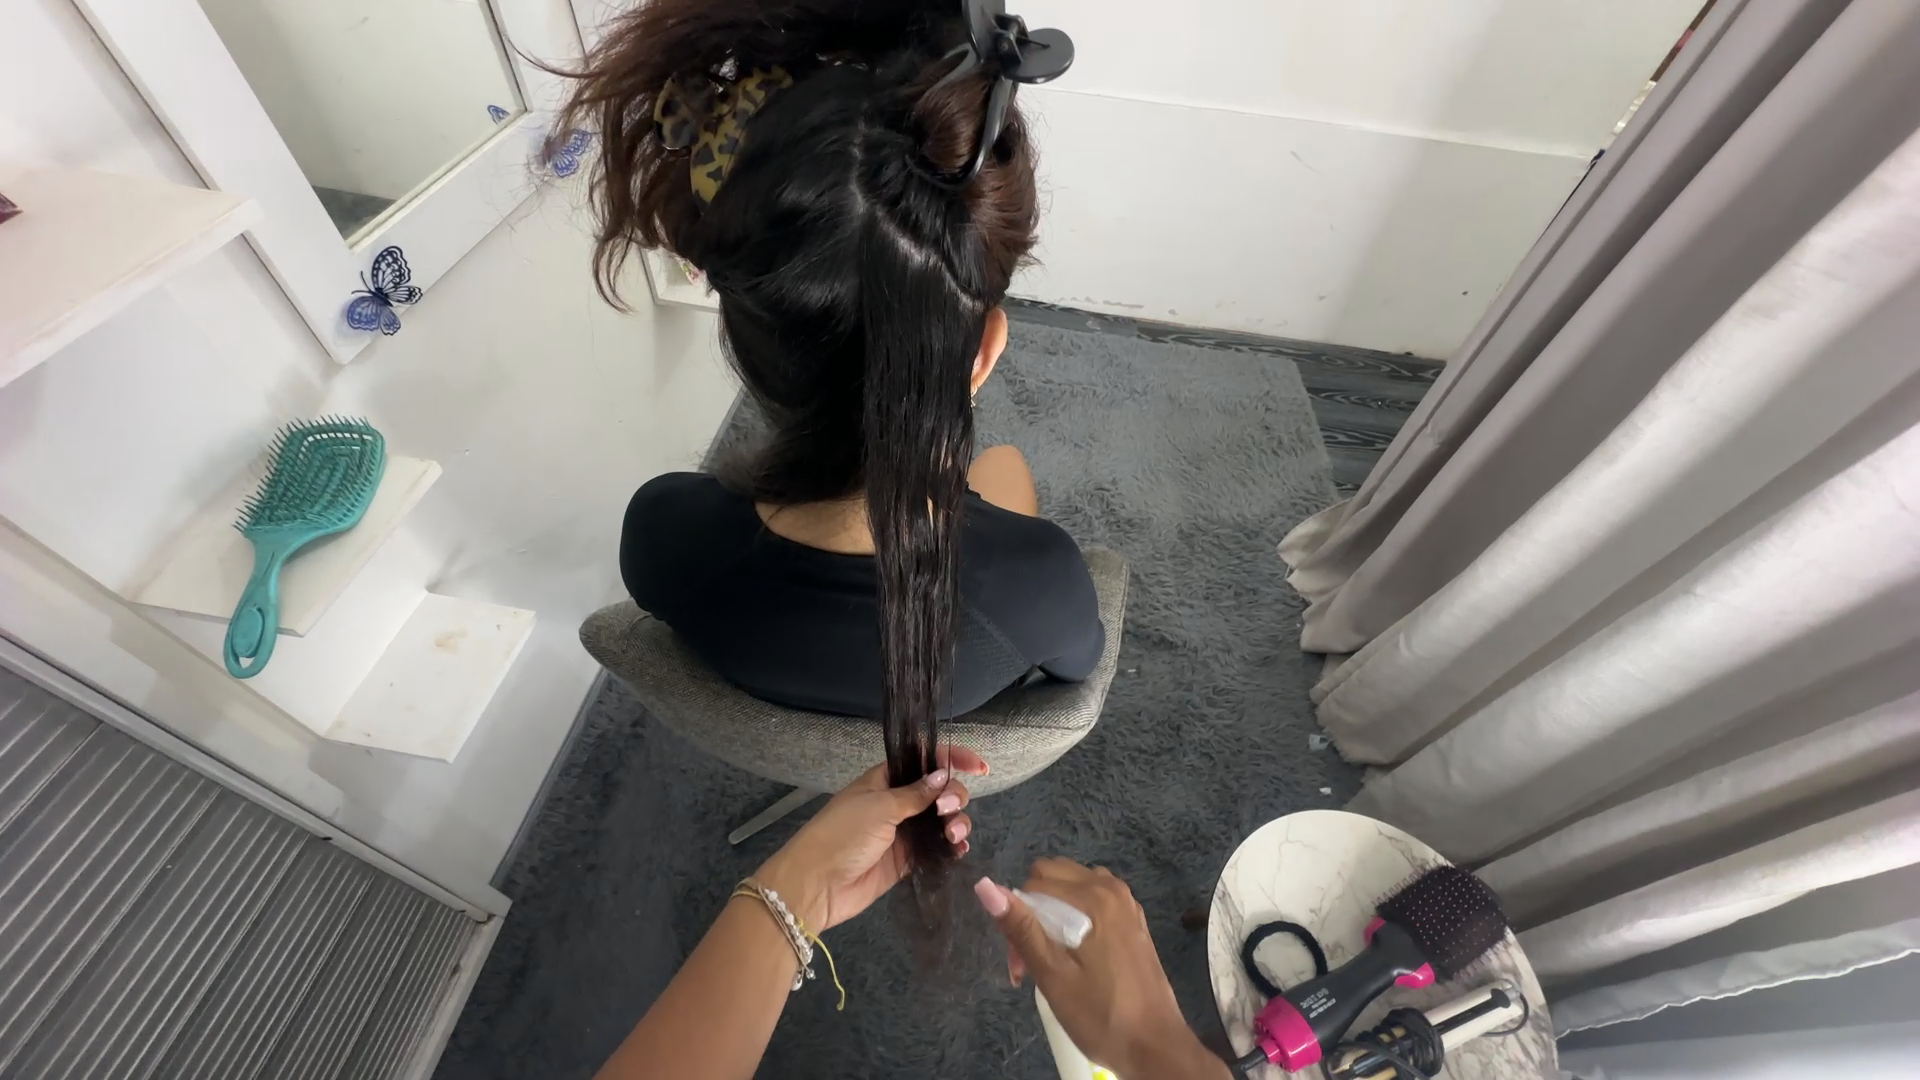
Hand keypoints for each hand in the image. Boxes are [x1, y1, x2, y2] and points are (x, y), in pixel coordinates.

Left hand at [755, 747, 985, 931]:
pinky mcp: (906, 860)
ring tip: (953, 837)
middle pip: (940, 791)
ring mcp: (903, 831)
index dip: (952, 759)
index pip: (925, 760)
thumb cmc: (843, 834)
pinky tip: (958, 851)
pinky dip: (951, 848)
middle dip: (954, 797)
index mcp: (886, 778)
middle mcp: (897, 801)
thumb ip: (916, 794)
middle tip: (947, 812)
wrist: (816, 884)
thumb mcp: (879, 807)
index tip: (980, 766)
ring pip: (942, 820)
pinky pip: (936, 849)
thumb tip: (943, 775)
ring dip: (956, 823)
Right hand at [977, 860, 1227, 1079]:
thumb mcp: (1053, 976)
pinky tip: (1078, 952)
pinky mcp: (1132, 918)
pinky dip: (1076, 915)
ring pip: (1070, 886)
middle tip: (1033, 963)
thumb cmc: (1102, 1015)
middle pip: (1052, 878)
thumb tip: (986, 885)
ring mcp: (1125, 901)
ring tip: (1053, 959)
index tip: (1021, 964)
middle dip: (1035, 913)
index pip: (1034, 883)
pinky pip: (1092, 898)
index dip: (1019, 919)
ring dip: (1054, 912)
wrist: (1157, 1049)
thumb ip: (1021, 928)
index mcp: (1093, 895)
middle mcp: (1111, 887)